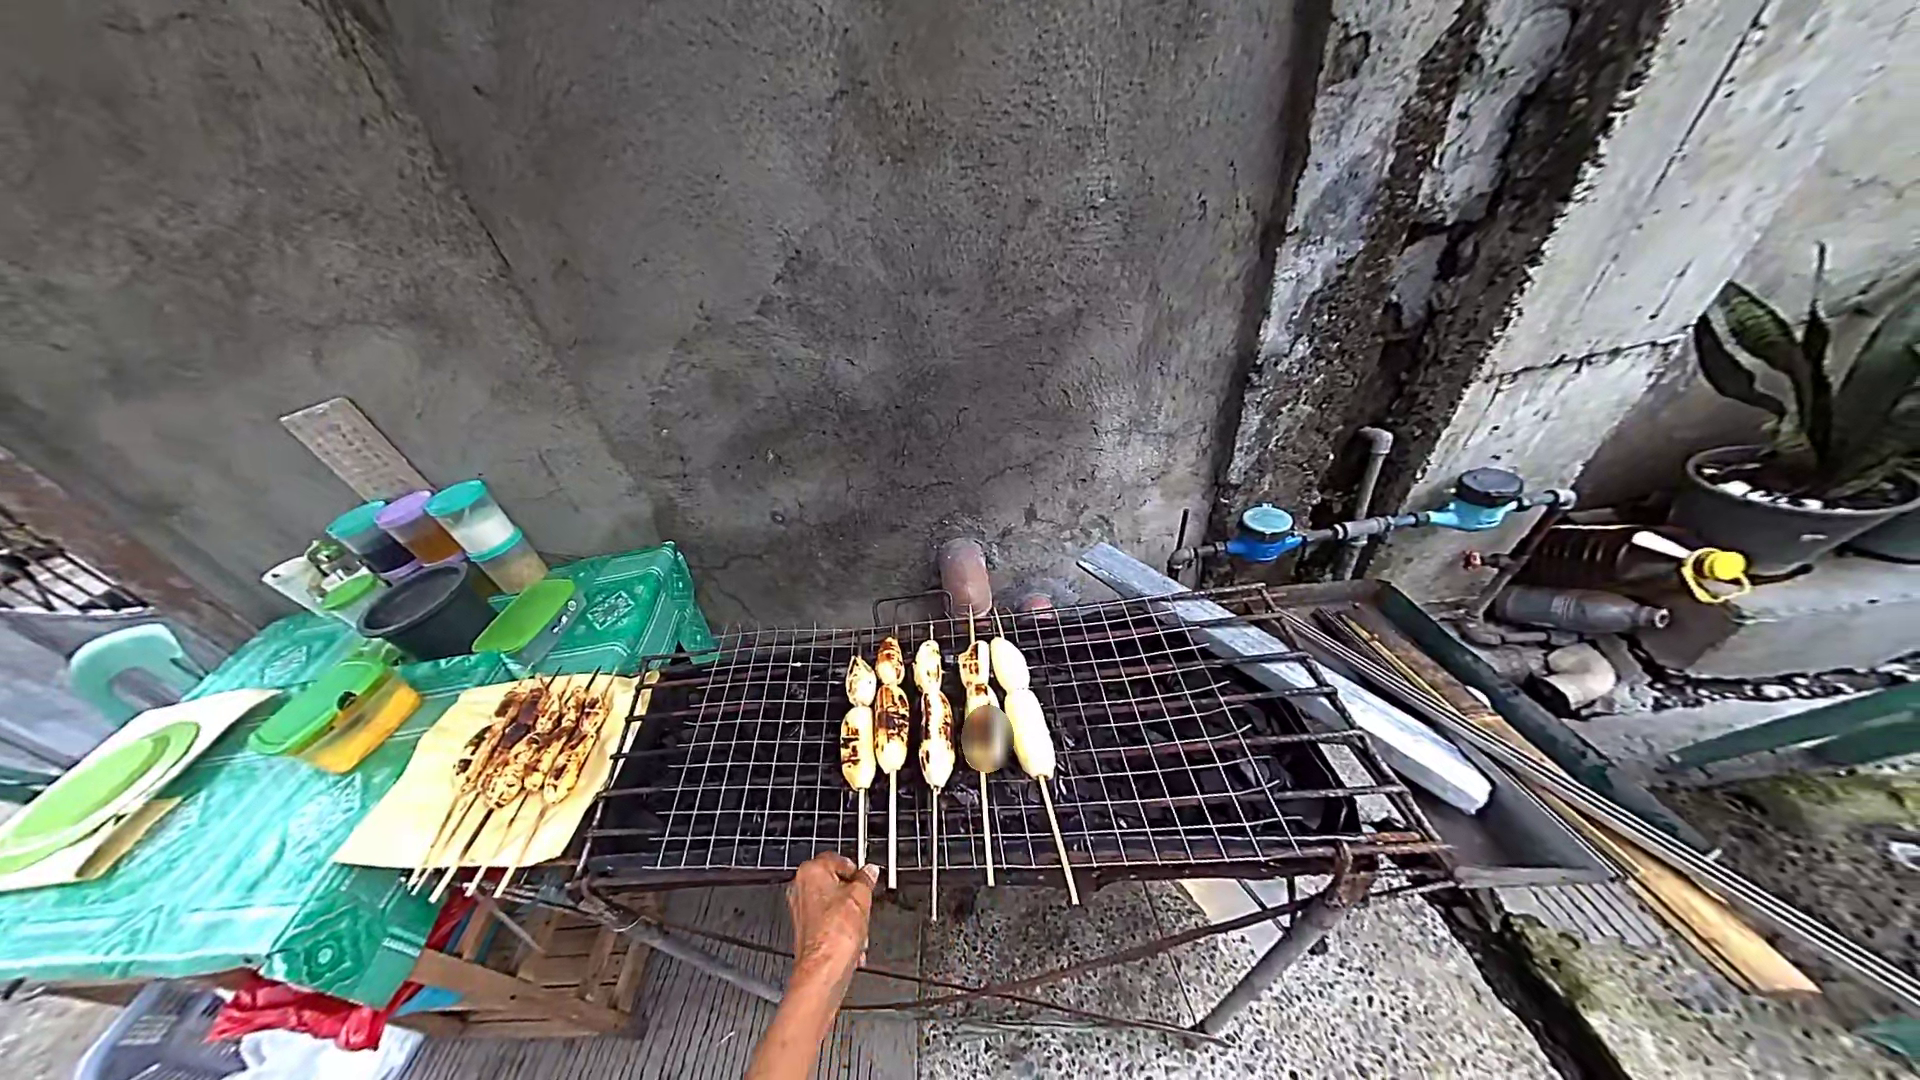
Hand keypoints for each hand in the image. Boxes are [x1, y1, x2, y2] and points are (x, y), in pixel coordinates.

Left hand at [786, 852, 877, 1000]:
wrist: (824, 971)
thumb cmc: (835, 935)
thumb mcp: (861, 896)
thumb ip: (866, 879)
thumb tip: (869, 871)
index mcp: (810, 871)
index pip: (838, 858)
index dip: (855, 869)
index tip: (866, 879)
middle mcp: (800, 888)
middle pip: (835, 881)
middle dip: (852, 894)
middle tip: (863, 903)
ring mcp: (800, 909)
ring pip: (833, 902)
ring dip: (849, 913)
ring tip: (859, 927)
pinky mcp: (804, 929)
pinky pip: (828, 920)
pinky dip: (841, 928)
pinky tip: (853, 940)